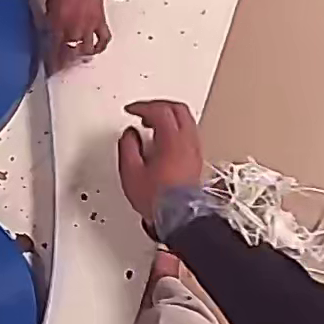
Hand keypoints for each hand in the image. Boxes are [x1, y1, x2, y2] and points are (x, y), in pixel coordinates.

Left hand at [46, 0, 109, 69]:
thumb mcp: (49, 3)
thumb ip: (50, 21)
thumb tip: (49, 33)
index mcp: (57, 23)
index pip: (52, 51)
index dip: (51, 63)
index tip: (49, 69)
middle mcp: (73, 27)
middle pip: (69, 54)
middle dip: (64, 64)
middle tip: (62, 68)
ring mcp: (88, 25)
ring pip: (85, 50)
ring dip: (80, 57)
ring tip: (76, 60)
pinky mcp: (100, 19)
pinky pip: (103, 39)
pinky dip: (99, 47)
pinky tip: (95, 49)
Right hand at [116, 99, 204, 225]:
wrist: (178, 217)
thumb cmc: (157, 199)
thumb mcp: (130, 170)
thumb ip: (128, 146)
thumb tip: (130, 134)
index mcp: (172, 141)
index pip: (160, 111)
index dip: (142, 106)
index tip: (130, 110)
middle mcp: (188, 143)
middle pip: (178, 109)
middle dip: (158, 105)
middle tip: (142, 111)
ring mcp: (194, 151)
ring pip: (186, 120)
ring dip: (167, 116)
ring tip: (150, 123)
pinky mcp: (195, 160)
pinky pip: (188, 133)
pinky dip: (174, 128)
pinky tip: (161, 138)